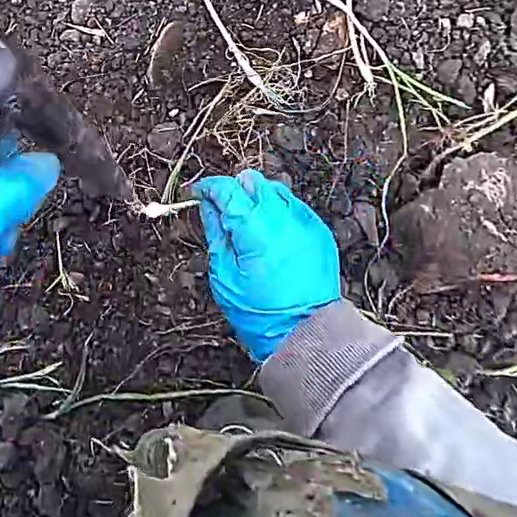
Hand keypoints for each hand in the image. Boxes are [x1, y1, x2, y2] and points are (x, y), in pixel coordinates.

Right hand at [194, 170, 341, 361]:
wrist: (307, 335)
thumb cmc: (261, 313)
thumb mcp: (224, 275)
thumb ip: (216, 233)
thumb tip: (207, 205)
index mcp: (257, 231)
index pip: (228, 190)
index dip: (208, 187)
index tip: (198, 192)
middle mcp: (284, 219)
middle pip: (253, 181)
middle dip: (234, 190)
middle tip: (223, 211)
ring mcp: (305, 223)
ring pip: (274, 189)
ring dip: (256, 198)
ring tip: (248, 224)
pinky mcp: (318, 231)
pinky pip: (293, 206)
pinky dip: (277, 212)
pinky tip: (270, 234)